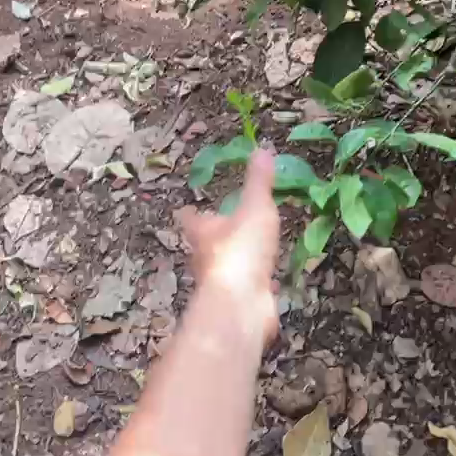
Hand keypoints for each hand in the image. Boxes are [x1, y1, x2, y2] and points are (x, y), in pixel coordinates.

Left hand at [179, 147, 281, 348]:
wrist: (243, 307)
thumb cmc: (241, 250)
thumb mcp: (254, 207)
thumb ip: (259, 181)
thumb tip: (262, 148)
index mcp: (204, 232)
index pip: (191, 218)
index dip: (190, 212)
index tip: (186, 207)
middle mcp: (206, 258)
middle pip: (206, 243)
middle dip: (215, 235)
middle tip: (227, 224)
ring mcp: (223, 282)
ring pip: (227, 266)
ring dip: (236, 258)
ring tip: (251, 248)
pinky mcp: (241, 301)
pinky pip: (249, 286)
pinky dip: (257, 280)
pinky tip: (269, 279)